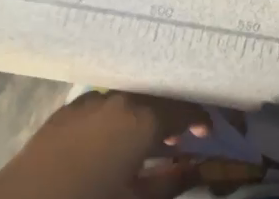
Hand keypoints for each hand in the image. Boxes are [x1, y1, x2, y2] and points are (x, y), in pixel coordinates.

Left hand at [0, 91, 212, 198]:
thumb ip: (172, 182)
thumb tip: (198, 168)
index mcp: (143, 118)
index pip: (186, 109)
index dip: (203, 119)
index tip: (210, 133)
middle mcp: (121, 99)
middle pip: (160, 97)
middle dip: (175, 114)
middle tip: (184, 134)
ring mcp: (92, 101)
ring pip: (132, 98)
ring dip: (147, 113)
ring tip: (151, 138)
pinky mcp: (68, 111)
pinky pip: (106, 104)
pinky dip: (120, 116)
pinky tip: (116, 139)